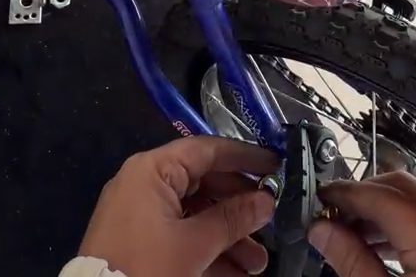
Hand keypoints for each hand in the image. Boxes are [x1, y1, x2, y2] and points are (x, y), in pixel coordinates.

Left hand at [79, 136, 280, 276]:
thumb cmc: (146, 268)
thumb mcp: (194, 245)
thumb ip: (233, 218)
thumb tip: (268, 200)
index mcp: (153, 170)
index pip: (208, 150)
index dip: (244, 158)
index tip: (276, 167)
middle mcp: (145, 184)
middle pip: (204, 185)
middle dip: (239, 210)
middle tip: (270, 222)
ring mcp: (141, 215)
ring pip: (195, 216)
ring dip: (228, 238)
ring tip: (258, 263)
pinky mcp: (139, 243)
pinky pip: (181, 237)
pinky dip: (207, 251)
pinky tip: (236, 273)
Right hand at [309, 172, 415, 276]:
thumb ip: (351, 261)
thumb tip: (323, 228)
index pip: (388, 198)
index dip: (349, 193)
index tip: (321, 195)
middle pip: (405, 191)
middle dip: (364, 196)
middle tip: (330, 211)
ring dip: (379, 210)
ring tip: (345, 229)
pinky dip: (398, 226)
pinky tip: (371, 243)